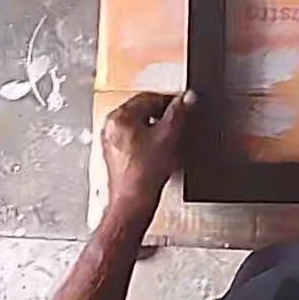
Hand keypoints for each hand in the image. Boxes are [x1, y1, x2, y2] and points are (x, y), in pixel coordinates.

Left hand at [102, 91, 192, 210]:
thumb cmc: (145, 174)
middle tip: (178, 120)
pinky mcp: (115, 156)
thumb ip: (179, 113)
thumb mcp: (169, 137)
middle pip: (140, 111)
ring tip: (170, 137)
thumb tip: (187, 98)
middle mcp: (111, 128)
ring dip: (155, 128)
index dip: (169, 100)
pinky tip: (159, 152)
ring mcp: (111, 143)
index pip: (147, 98)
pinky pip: (134, 140)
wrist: (133, 202)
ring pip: (137, 126)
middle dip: (161, 114)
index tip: (182, 105)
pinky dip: (147, 141)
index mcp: (119, 118)